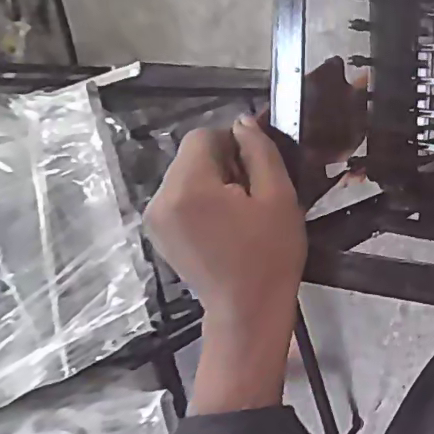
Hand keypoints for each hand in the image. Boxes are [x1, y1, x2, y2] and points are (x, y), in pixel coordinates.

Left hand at [147, 115, 305, 412]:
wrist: (248, 311)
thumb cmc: (270, 255)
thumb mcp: (278, 196)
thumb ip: (260, 151)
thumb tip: (243, 122)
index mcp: (188, 188)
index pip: (203, 137)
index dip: (233, 143)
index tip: (257, 169)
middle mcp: (160, 199)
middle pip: (191, 155)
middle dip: (222, 164)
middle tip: (252, 193)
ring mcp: (154, 219)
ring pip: (185, 175)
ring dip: (212, 181)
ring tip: (239, 211)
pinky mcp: (158, 233)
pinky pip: (179, 197)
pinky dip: (200, 199)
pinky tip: (223, 223)